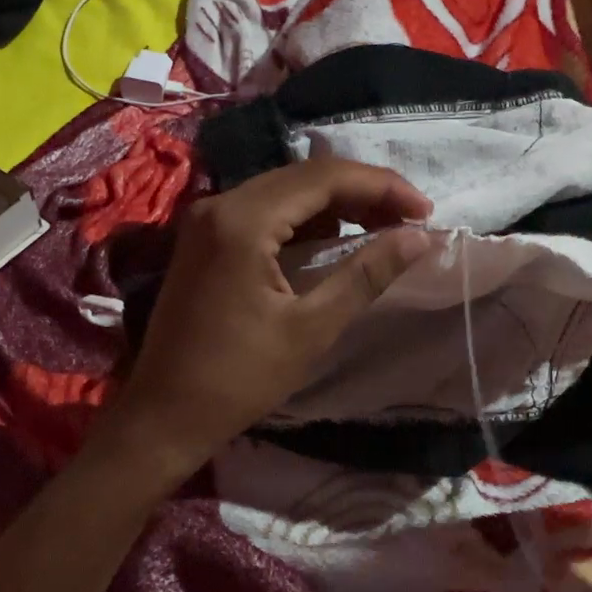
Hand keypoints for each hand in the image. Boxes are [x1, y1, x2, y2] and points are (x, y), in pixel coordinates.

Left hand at [101, 159, 433, 474]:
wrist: (166, 414)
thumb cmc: (240, 378)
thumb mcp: (312, 328)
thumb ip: (366, 274)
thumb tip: (420, 237)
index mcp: (242, 220)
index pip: (324, 177)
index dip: (381, 186)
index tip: (425, 212)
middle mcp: (219, 204)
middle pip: (303, 177)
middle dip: (361, 192)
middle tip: (409, 221)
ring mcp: (205, 221)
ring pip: (283, 192)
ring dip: (334, 205)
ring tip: (381, 229)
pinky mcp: (202, 240)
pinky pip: (262, 212)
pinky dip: (302, 221)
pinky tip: (333, 242)